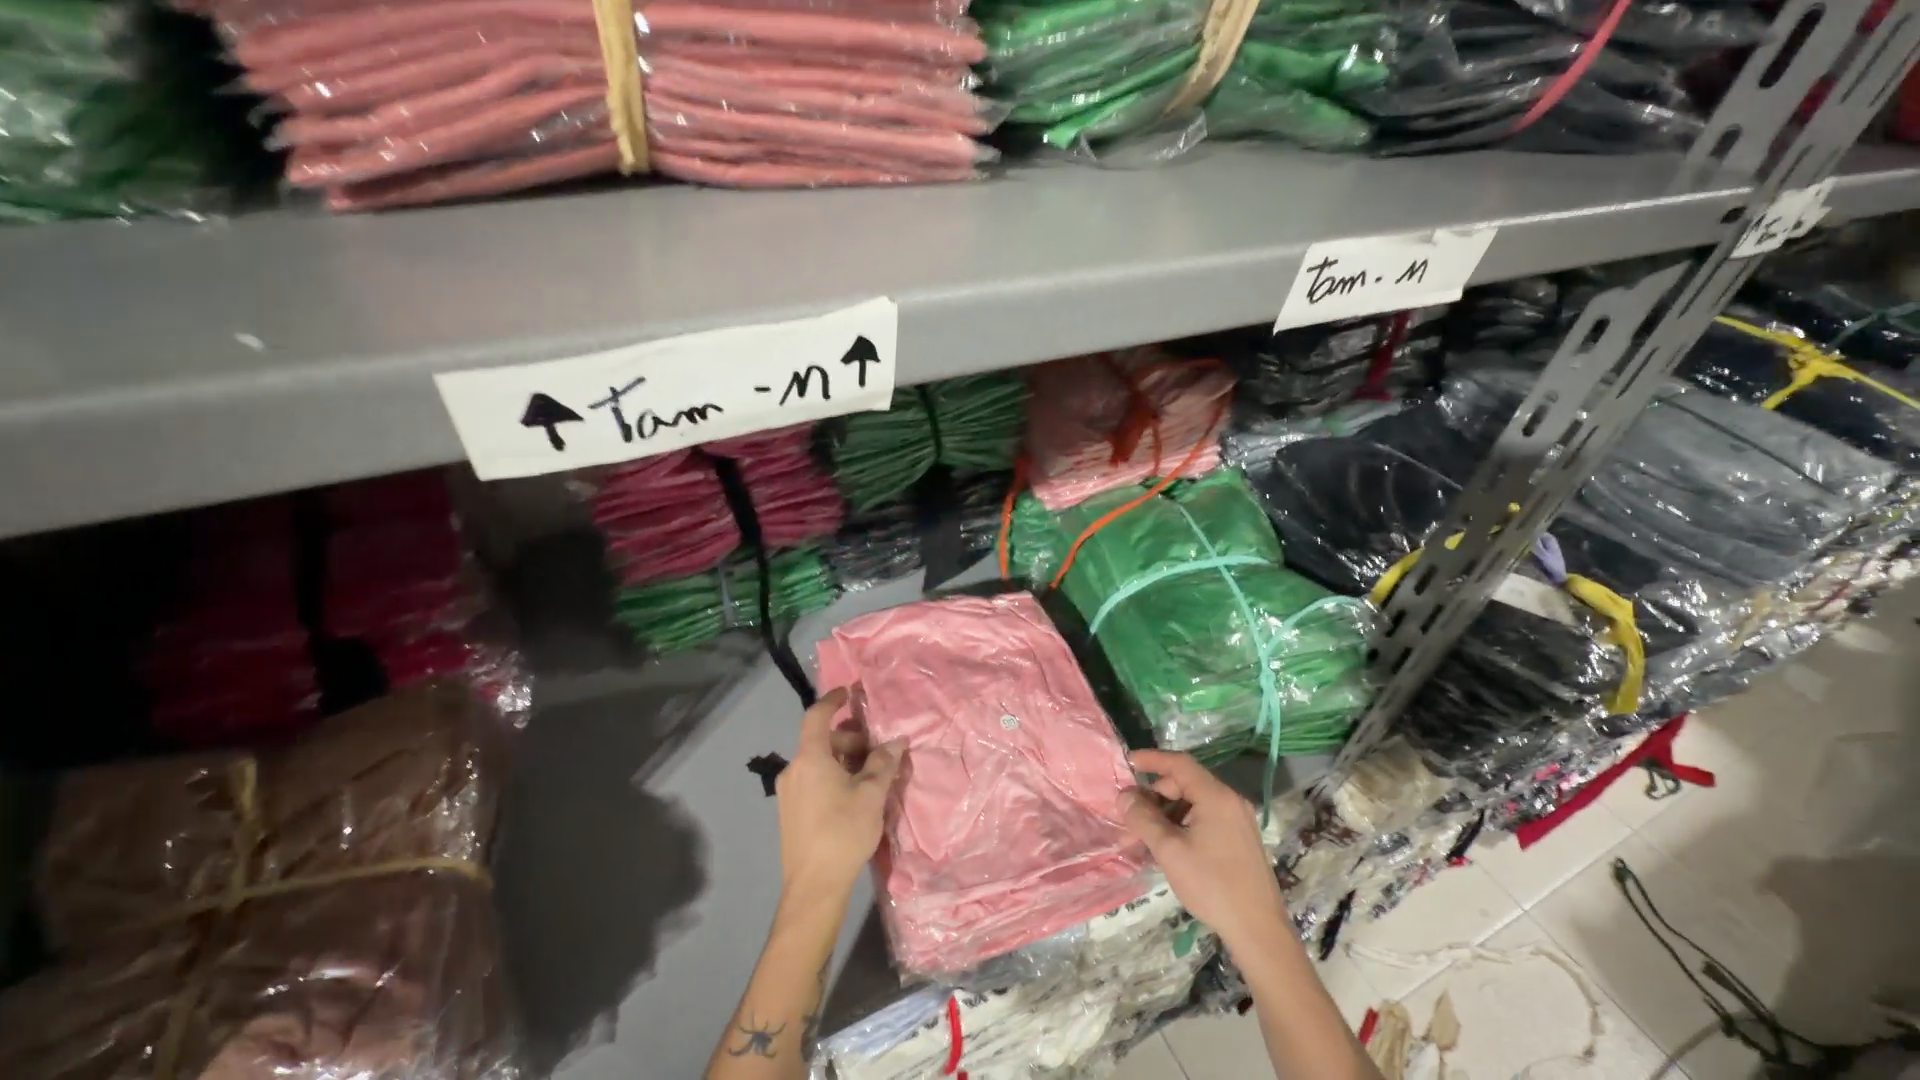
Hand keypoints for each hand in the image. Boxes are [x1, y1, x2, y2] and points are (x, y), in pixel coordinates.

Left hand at [776, 685, 905, 899]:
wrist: (814, 885)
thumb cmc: (843, 832)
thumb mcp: (871, 795)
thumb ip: (883, 764)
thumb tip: (896, 742)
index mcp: (810, 759)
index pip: (817, 716)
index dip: (833, 700)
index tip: (849, 692)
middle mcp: (793, 770)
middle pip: (821, 742)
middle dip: (850, 740)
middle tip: (877, 752)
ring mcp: (788, 793)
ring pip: (818, 764)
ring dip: (844, 761)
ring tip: (871, 776)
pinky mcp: (790, 813)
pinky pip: (813, 782)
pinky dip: (833, 778)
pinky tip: (854, 797)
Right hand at [1123, 749, 1289, 954]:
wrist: (1257, 928)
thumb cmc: (1212, 884)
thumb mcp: (1170, 850)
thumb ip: (1144, 819)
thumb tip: (1124, 796)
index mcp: (1216, 797)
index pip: (1179, 764)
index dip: (1151, 759)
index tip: (1127, 762)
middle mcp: (1230, 801)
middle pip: (1184, 785)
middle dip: (1153, 798)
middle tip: (1129, 820)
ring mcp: (1237, 821)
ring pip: (1192, 805)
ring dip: (1165, 817)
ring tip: (1142, 842)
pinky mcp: (1239, 840)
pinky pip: (1203, 821)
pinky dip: (1181, 827)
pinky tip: (1165, 849)